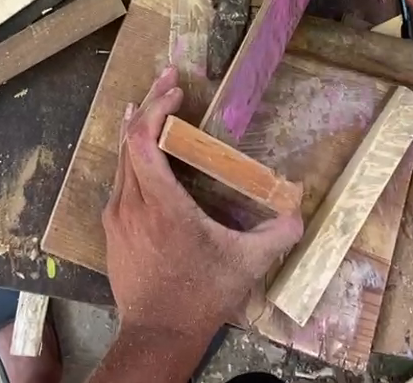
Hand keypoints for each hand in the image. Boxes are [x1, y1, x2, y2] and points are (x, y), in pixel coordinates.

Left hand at [101, 67, 302, 339]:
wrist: (156, 335)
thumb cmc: (200, 296)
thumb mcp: (243, 267)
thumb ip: (273, 238)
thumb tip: (301, 218)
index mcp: (162, 205)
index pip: (143, 141)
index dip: (156, 108)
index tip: (176, 89)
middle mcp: (132, 202)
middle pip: (130, 138)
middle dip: (150, 103)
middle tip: (169, 77)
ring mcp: (117, 213)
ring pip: (121, 155)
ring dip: (138, 124)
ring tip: (152, 100)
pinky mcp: (112, 225)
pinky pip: (118, 175)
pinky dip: (130, 150)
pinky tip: (139, 144)